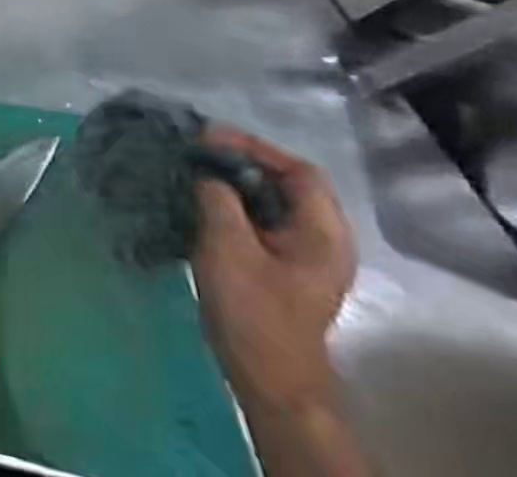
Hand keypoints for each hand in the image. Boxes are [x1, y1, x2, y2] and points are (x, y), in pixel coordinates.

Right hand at [192, 128, 355, 408]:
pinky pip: (260, 220)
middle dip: (241, 161)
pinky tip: (200, 203)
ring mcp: (303, 255)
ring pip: (271, 201)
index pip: (298, 171)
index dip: (255, 148)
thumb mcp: (228, 249)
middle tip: (196, 151)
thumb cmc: (253, 310)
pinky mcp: (282, 266)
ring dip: (234, 182)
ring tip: (192, 171)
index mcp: (323, 233)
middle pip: (287, 183)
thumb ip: (219, 202)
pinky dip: (232, 204)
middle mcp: (323, 239)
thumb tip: (207, 176)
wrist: (269, 376)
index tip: (208, 139)